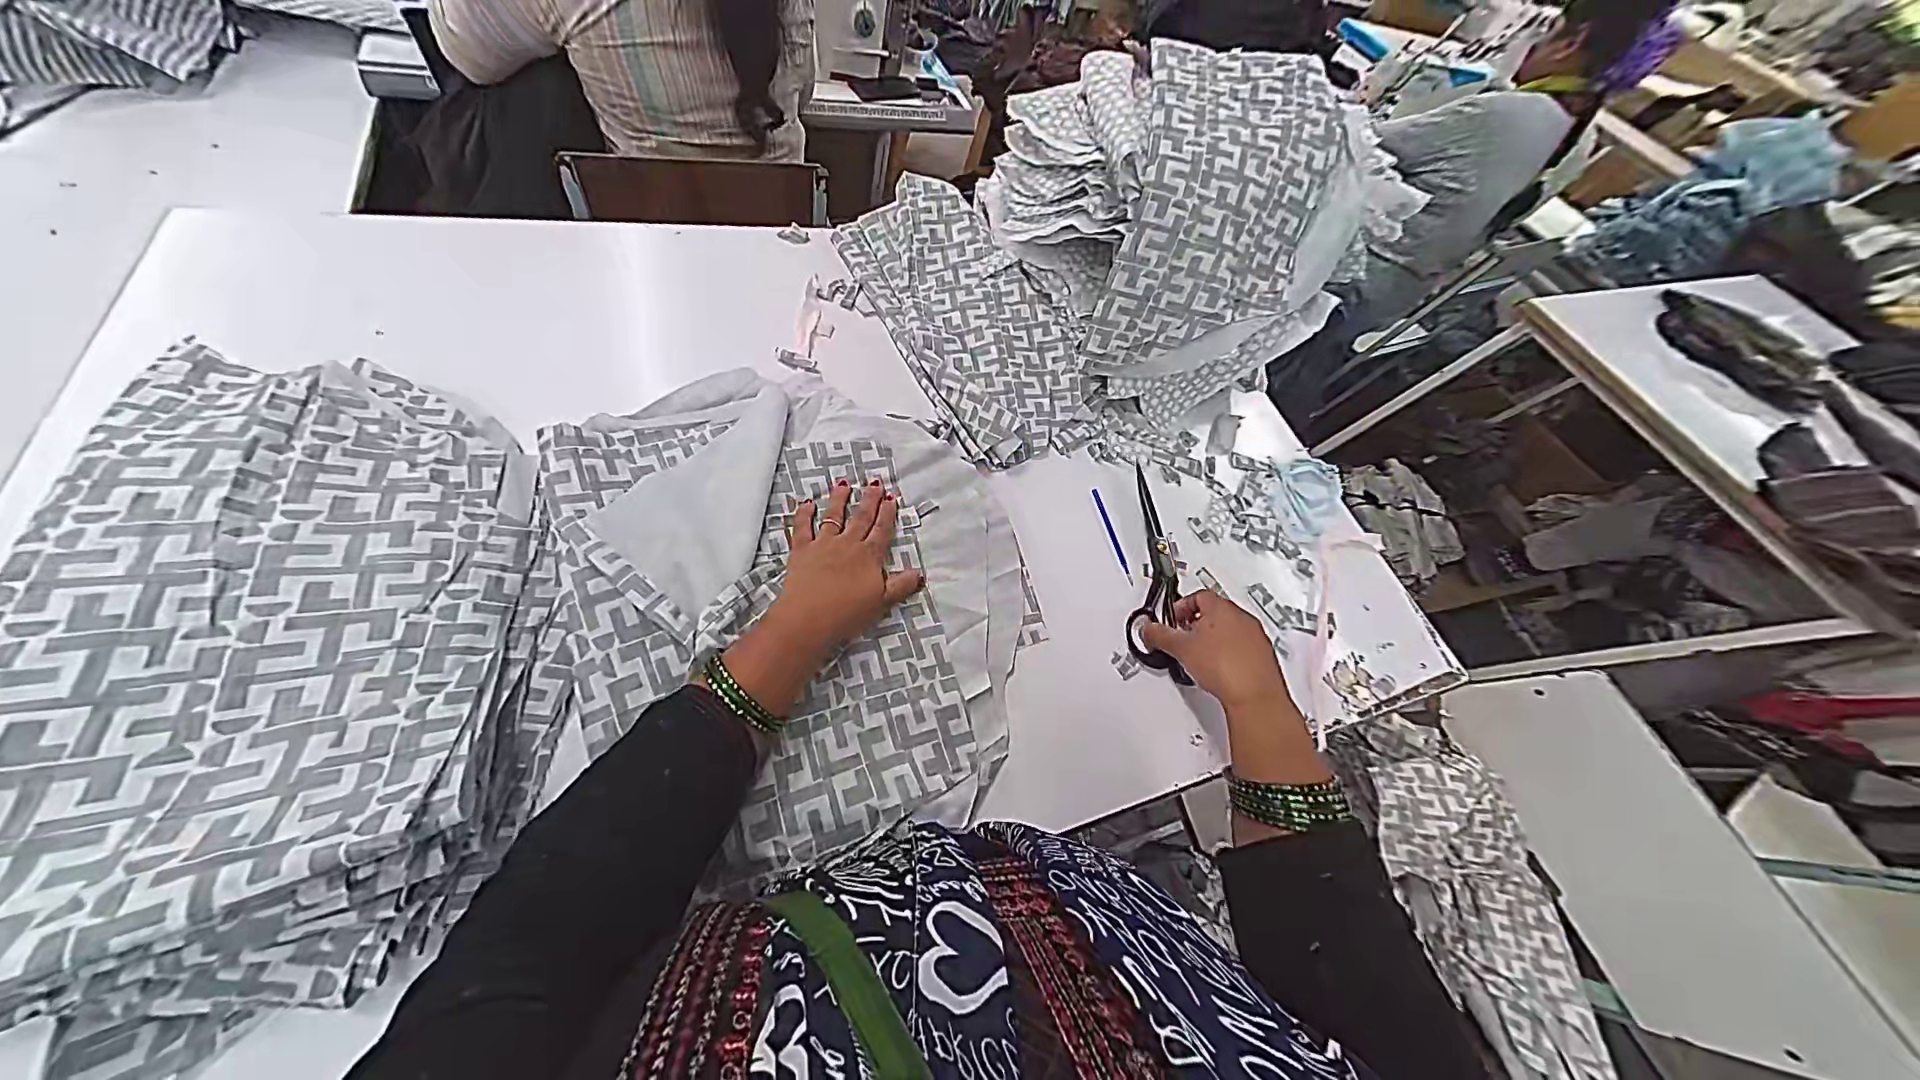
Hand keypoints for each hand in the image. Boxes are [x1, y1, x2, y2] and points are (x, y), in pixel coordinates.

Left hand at [769, 478, 925, 649]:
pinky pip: (802, 527)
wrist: (808, 618)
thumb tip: (919, 574)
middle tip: (875, 485)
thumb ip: (900, 586)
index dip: (888, 514)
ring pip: (833, 516)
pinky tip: (807, 504)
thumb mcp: (881, 602)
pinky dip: (804, 514)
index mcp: (869, 556)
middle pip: (861, 517)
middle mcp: (847, 545)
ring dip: (839, 499)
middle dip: (870, 500)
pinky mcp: (801, 551)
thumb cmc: (846, 613)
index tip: (891, 500)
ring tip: (845, 485)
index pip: (881, 530)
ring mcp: (823, 545)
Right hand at [1138, 590, 1288, 711]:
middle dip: (1195, 623)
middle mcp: (1242, 618)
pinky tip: (1218, 668)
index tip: (1172, 619)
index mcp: (1222, 608)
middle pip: (1213, 611)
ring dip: (1212, 638)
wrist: (1254, 696)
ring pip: (1228, 629)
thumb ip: (1160, 635)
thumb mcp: (1181, 649)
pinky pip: (1241, 646)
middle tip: (1183, 638)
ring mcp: (1255, 636)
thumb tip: (1149, 629)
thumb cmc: (1227, 668)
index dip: (1180, 607)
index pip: (1197, 595)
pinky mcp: (1263, 655)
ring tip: (1199, 656)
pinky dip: (1228, 652)